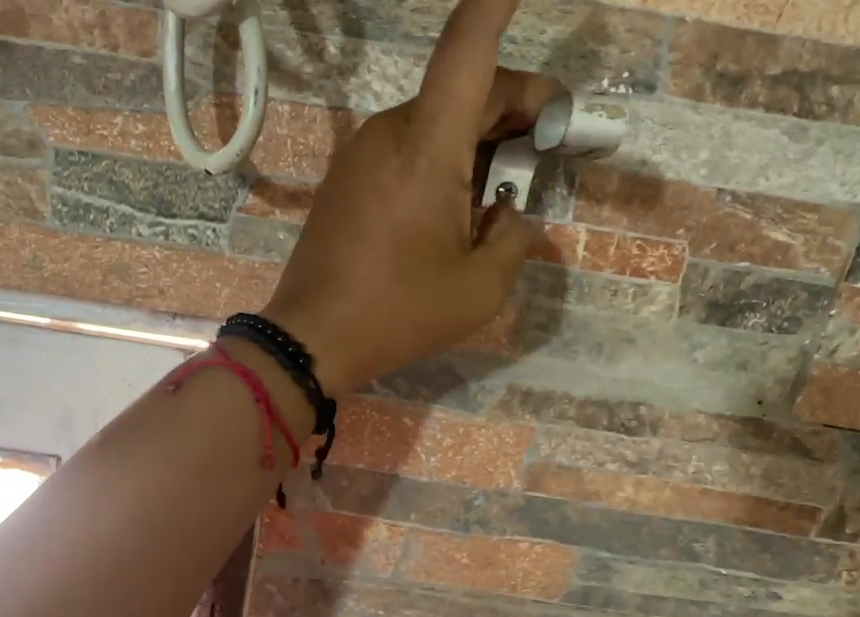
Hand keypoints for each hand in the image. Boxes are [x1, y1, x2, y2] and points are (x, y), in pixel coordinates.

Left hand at [259, 0, 557, 394]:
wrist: (308, 341)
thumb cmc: (398, 312)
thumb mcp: (479, 289)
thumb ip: (512, 240)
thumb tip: (505, 217)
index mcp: (427, 143)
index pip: (469, 46)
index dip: (497, 4)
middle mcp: (389, 132)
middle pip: (462, 89)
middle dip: (515, 105)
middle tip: (551, 141)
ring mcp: (359, 155)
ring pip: (432, 121)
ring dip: (475, 136)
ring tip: (503, 184)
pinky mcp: (343, 181)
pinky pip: (402, 150)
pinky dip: (438, 158)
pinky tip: (452, 205)